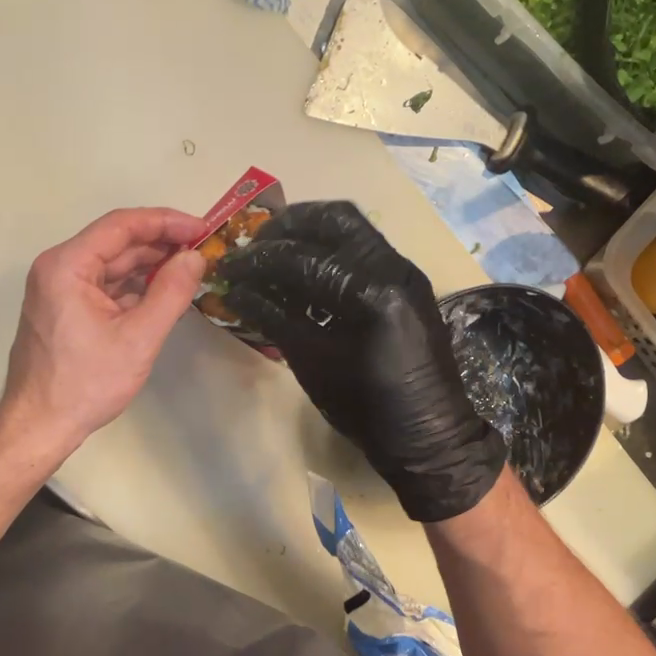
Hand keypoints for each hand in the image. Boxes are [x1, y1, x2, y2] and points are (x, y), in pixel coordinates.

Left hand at [0, 207, 210, 450]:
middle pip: (116, 243)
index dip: (165, 222)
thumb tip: (195, 257)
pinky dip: (133, 289)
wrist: (39, 425)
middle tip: (203, 251)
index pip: (121, 225)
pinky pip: (103, 288)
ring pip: (111, 266)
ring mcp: (58, 290)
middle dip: (160, 245)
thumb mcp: (138, 338)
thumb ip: (170, 293)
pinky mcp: (63, 310)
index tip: (202, 228)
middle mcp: (57, 269)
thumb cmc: (86, 383)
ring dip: (149, 268)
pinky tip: (162, 296)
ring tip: (190, 272)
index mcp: (67, 266)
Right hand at [214, 202, 507, 520]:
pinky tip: (302, 273)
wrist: (428, 435)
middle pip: (332, 220)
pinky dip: (329, 252)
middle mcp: (392, 266)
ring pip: (350, 229)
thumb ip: (275, 318)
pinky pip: (363, 250)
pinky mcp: (406, 283)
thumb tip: (238, 292)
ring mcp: (403, 271)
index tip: (227, 265)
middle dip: (286, 227)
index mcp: (370, 291)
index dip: (257, 261)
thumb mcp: (312, 363)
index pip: (301, 257)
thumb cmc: (365, 408)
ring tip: (272, 253)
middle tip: (253, 246)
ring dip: (308, 234)